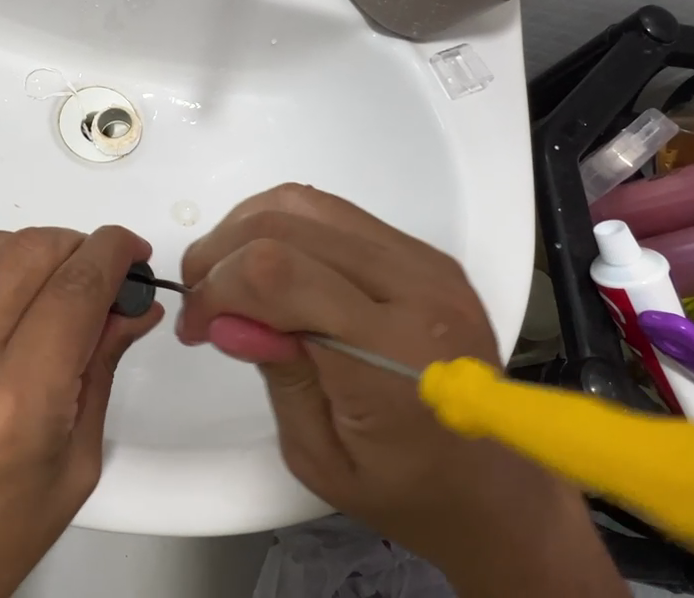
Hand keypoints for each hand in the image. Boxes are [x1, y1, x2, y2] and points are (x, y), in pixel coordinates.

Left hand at [0, 226, 161, 597]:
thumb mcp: (76, 459)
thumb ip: (103, 365)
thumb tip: (133, 305)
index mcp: (14, 402)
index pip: (76, 288)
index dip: (113, 254)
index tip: (132, 251)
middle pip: (32, 250)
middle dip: (79, 245)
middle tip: (102, 272)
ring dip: (38, 252)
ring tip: (59, 286)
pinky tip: (12, 304)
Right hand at [177, 185, 624, 596]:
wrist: (497, 487)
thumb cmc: (407, 490)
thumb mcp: (321, 460)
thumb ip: (278, 375)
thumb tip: (224, 316)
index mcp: (395, 352)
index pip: (281, 275)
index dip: (220, 287)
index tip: (196, 326)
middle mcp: (416, 289)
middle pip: (286, 225)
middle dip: (221, 254)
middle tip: (200, 299)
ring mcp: (425, 262)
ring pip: (307, 204)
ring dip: (246, 230)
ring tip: (224, 276)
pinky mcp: (423, 254)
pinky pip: (334, 213)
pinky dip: (283, 228)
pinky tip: (267, 266)